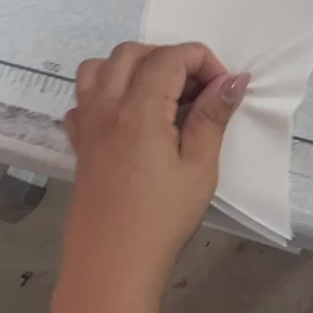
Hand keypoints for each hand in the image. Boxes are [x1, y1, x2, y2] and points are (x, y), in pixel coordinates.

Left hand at [62, 42, 248, 285]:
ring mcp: (86, 123)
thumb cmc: (163, 216)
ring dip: (135, 67)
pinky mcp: (79, 142)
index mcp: (139, 109)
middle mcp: (106, 106)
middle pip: (133, 52)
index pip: (170, 58)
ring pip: (100, 66)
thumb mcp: (200, 167)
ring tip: (164, 96)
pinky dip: (108, 92)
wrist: (113, 260)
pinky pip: (84, 98)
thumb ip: (212, 117)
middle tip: (200, 91)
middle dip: (171, 58)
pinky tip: (132, 117)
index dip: (203, 62)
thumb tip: (233, 80)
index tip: (224, 89)